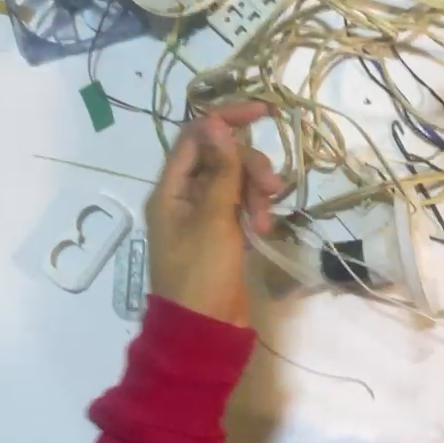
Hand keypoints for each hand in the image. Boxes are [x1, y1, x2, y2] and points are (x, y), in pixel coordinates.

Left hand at [147, 103, 284, 326]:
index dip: (226, 119)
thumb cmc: (202, 273)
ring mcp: (204, 217)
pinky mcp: (223, 235)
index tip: (264, 112)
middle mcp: (184, 197)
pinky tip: (264, 230)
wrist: (204, 330)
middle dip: (249, 167)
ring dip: (255, 192)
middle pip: (221, 158)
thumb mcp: (214, 218)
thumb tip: (217, 123)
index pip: (196, 136)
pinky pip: (241, 207)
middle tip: (273, 187)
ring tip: (265, 221)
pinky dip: (254, 212)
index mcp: (170, 190)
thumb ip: (221, 170)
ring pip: (235, 182)